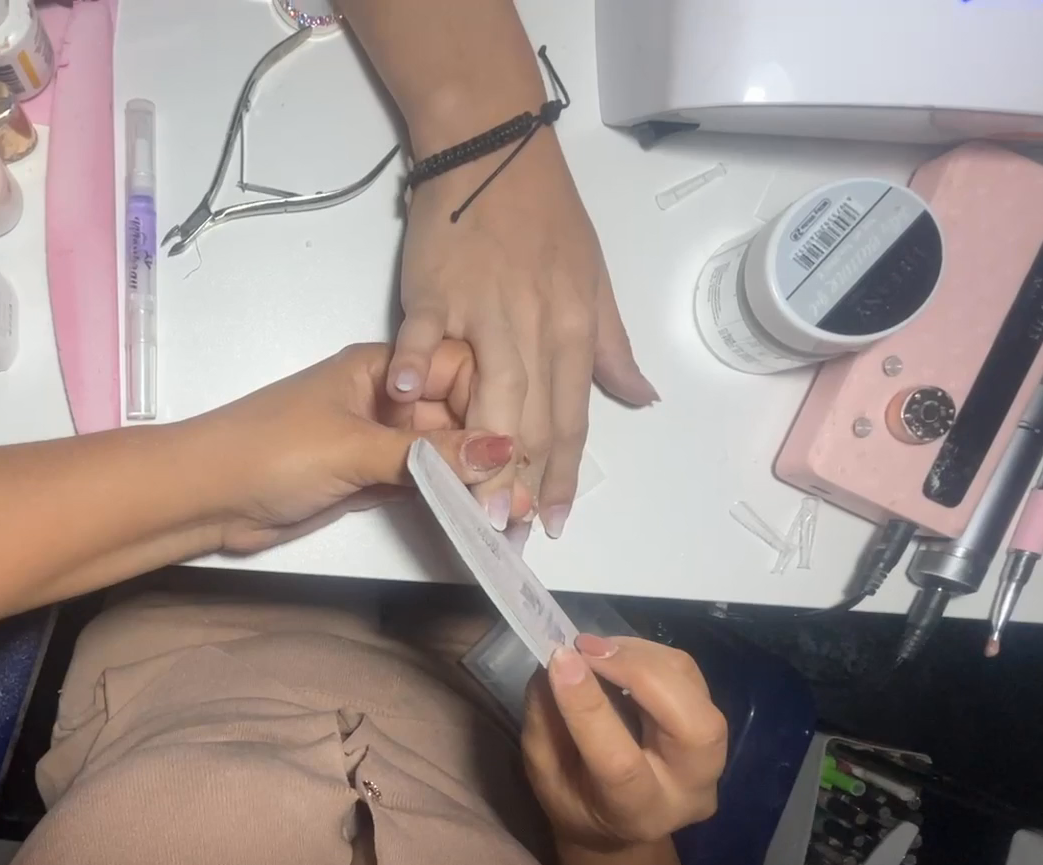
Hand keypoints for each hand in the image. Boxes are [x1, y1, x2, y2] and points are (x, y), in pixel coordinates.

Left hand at [191, 340, 509, 552]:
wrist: (209, 496)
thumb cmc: (275, 451)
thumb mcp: (354, 445)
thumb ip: (428, 453)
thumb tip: (504, 449)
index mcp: (379, 368)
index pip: (455, 371)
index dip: (489, 404)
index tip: (516, 446)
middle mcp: (385, 401)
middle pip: (453, 418)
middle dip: (488, 453)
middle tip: (521, 494)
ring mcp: (376, 442)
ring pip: (439, 456)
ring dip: (470, 483)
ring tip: (509, 514)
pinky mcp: (367, 480)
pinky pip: (418, 484)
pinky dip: (444, 500)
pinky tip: (476, 517)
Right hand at [388, 136, 657, 539]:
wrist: (494, 149)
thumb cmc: (543, 219)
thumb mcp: (594, 279)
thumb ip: (610, 346)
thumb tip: (640, 399)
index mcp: (574, 329)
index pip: (571, 421)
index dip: (563, 478)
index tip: (553, 525)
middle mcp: (537, 329)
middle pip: (531, 420)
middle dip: (521, 485)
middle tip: (508, 537)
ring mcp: (485, 309)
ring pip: (489, 390)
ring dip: (479, 450)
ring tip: (468, 505)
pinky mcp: (437, 289)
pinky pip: (425, 331)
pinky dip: (414, 362)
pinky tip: (402, 401)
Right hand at [522, 634, 725, 851]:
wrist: (616, 823)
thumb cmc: (571, 797)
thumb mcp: (542, 769)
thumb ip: (546, 720)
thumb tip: (559, 663)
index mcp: (636, 813)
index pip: (620, 762)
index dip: (588, 706)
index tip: (560, 659)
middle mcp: (688, 790)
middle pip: (693, 727)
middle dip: (640, 674)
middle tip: (586, 648)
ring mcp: (711, 761)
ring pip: (695, 693)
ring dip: (643, 657)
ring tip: (594, 648)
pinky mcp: (711, 730)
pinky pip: (690, 678)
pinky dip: (650, 655)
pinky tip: (614, 654)